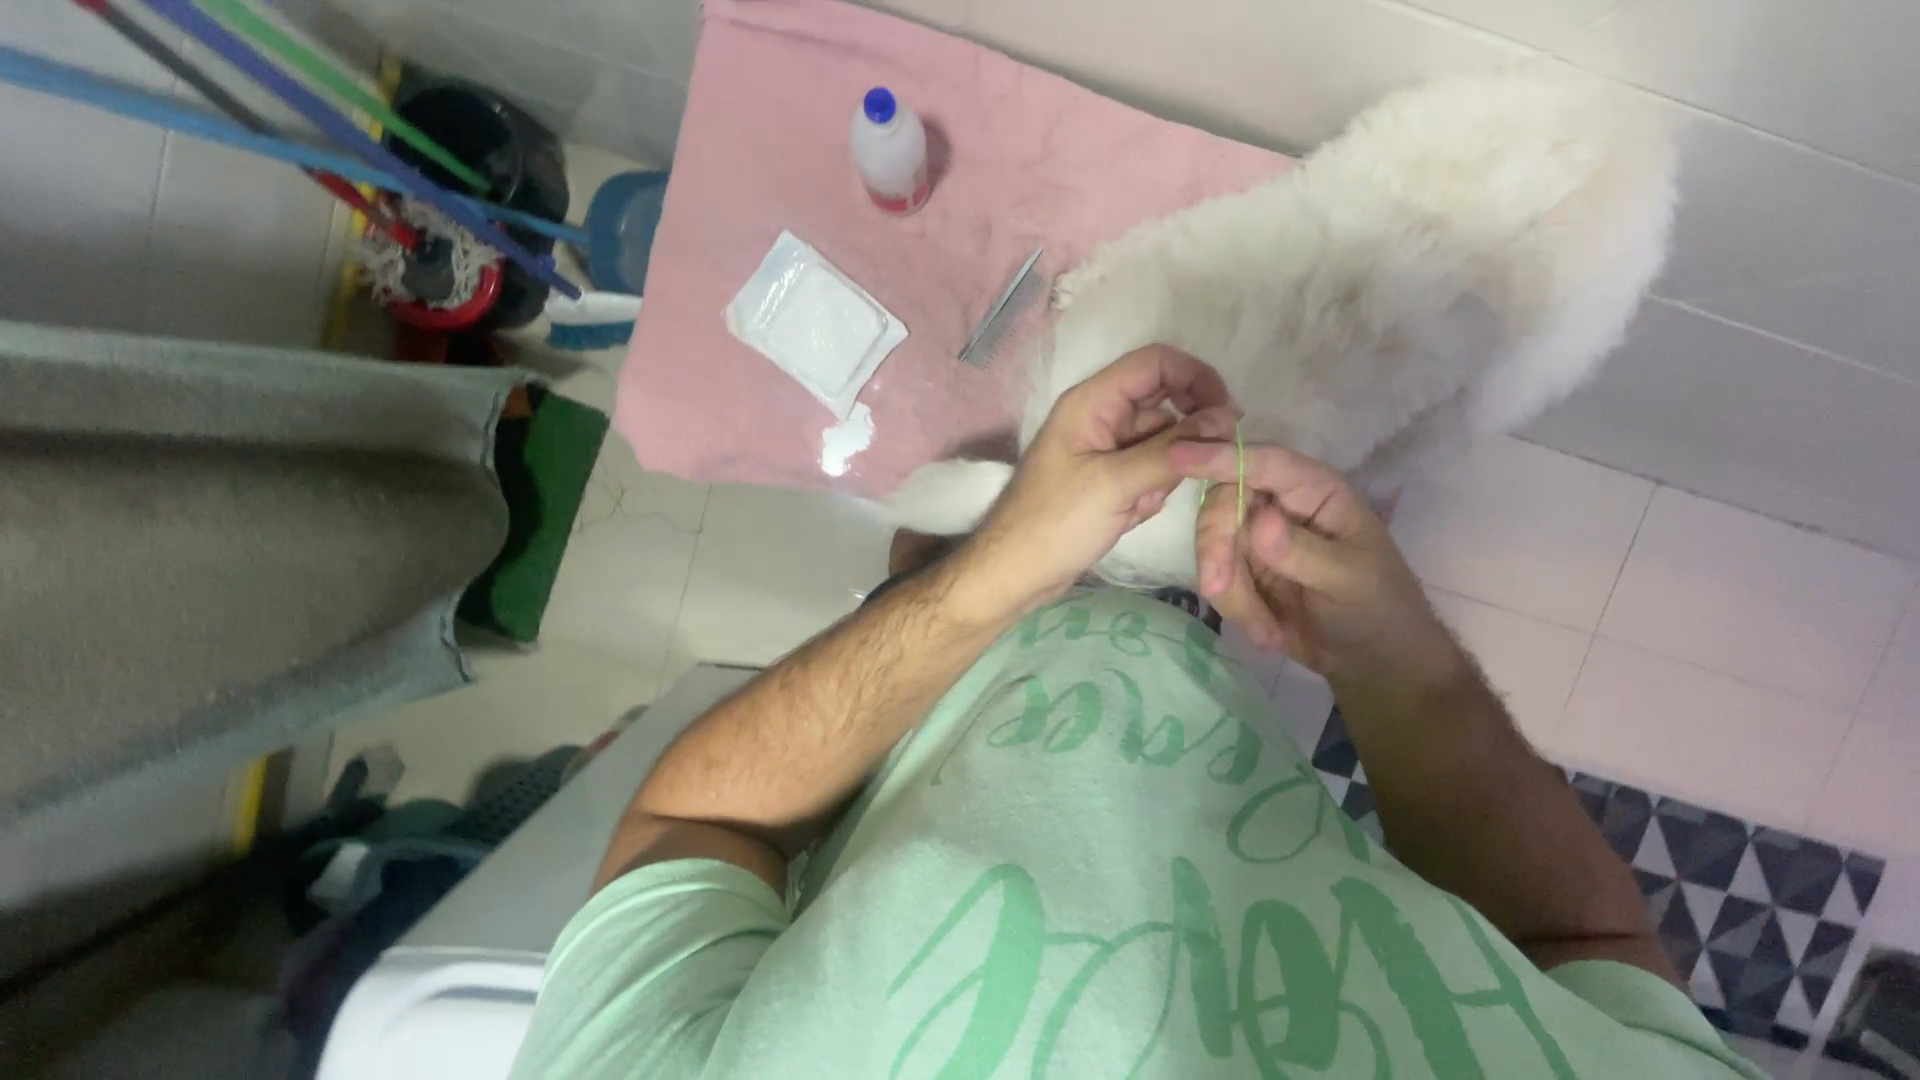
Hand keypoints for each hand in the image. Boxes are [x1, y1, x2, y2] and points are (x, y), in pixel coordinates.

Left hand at [954, 345, 1235, 617]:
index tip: (1228, 415)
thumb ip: (1173, 450)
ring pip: (1162, 443)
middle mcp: (1100, 417)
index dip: (1197, 378)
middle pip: (1164, 405)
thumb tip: (1227, 419)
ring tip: (1136, 505)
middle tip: (1191, 474)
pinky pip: (1149, 472)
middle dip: (1182, 441)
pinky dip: (1149, 494)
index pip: (1156, 363)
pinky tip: (1128, 517)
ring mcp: (1104, 450)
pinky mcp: (1109, 480)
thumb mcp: (1117, 484)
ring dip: (1163, 475)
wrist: (1015, 573)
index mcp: (1093, 402)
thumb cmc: (1056, 523)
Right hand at [1168, 439, 1463, 696]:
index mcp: (1314, 490)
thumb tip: (1259, 521)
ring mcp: (1255, 536)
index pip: (1263, 463)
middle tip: (1217, 588)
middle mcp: (1278, 504)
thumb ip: (1304, 552)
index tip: (1177, 456)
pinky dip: (1235, 608)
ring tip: (1266, 632)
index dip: (1219, 456)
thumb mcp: (1351, 580)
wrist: (1368, 658)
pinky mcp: (1240, 568)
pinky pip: (1216, 578)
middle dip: (1215, 546)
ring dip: (1230, 591)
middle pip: (1223, 503)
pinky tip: (1268, 633)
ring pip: (1212, 545)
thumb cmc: (1378, 607)